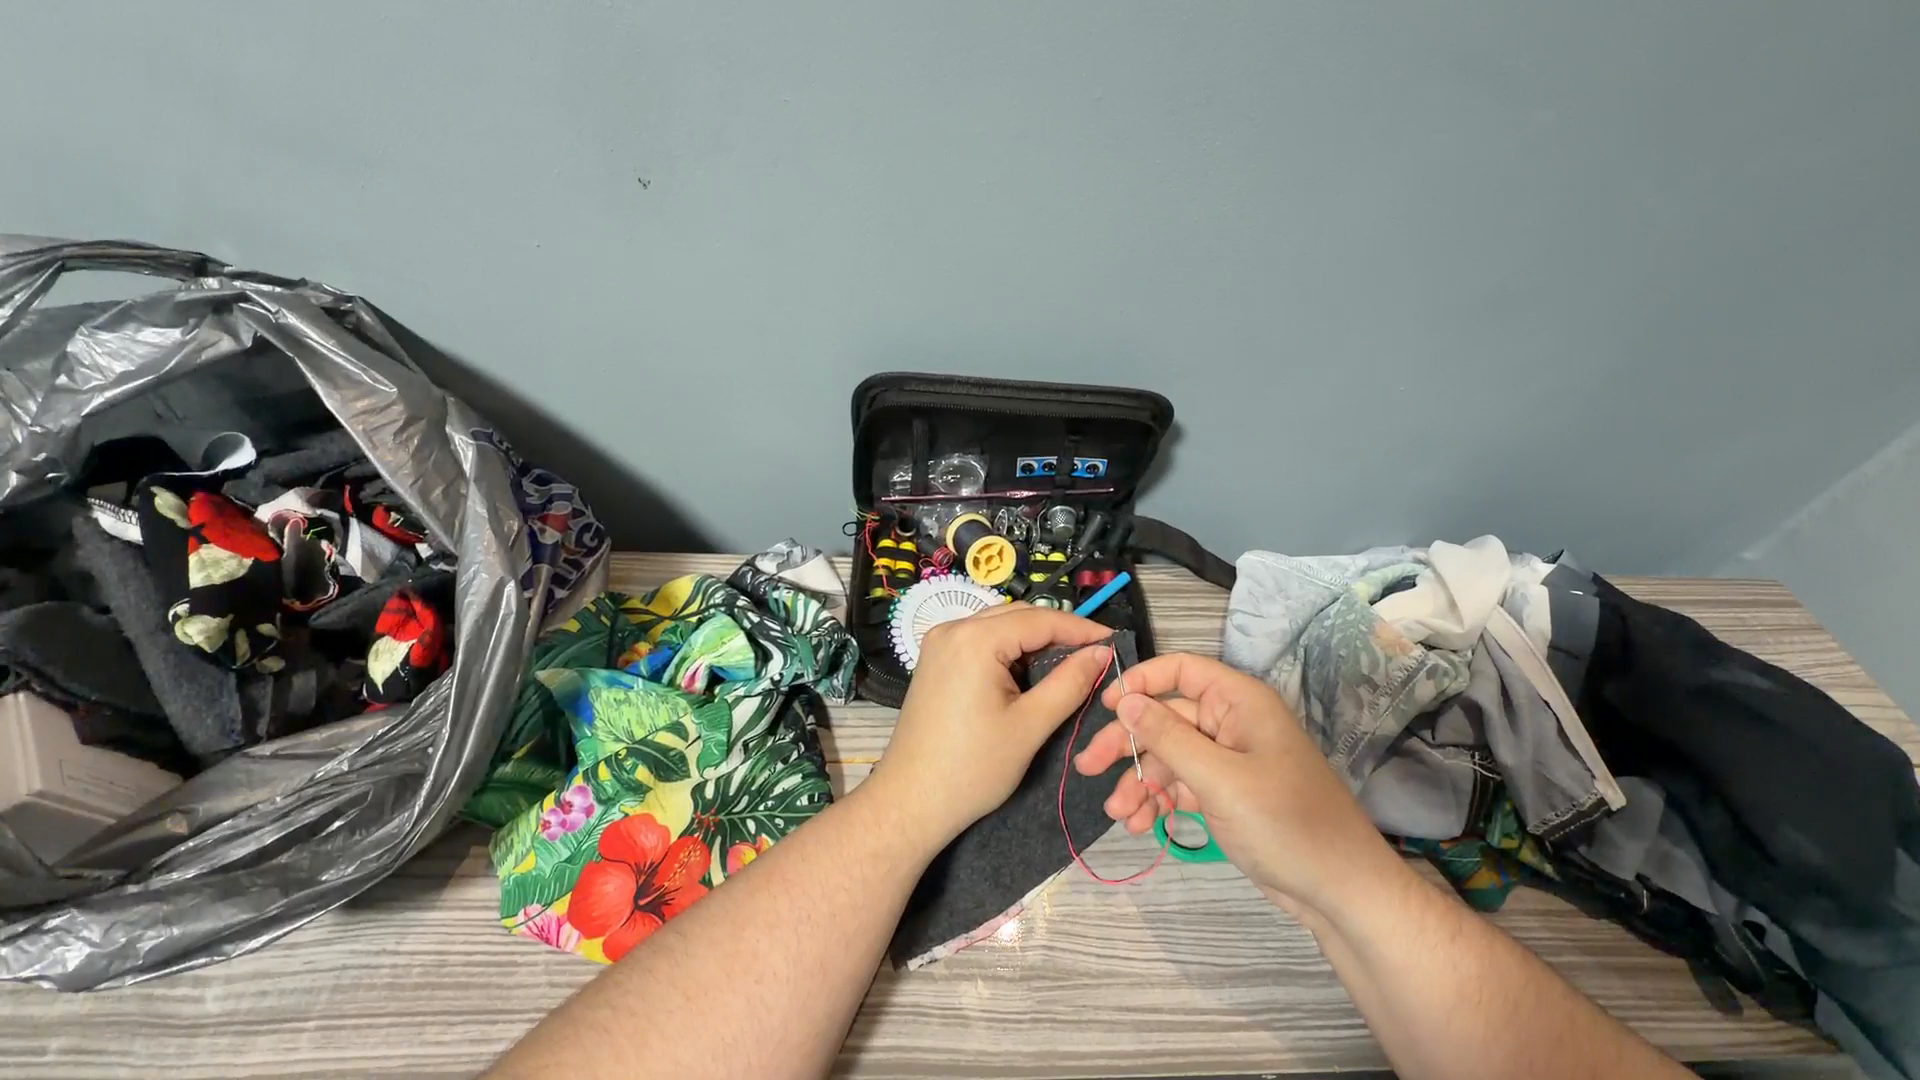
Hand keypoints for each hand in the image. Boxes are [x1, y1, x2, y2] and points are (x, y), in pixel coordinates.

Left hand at [868, 604, 1113, 845]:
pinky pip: (980, 641)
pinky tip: (1029, 674)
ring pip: (999, 626)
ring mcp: (939, 644)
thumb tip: (1102, 652)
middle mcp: (952, 629)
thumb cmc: (972, 768)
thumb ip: (1070, 683)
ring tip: (1069, 665)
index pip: (1041, 620)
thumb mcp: (1030, 726)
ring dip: (1033, 641)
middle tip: (1096, 657)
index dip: (1081, 629)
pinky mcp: (934, 661)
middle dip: (1058, 633)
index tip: (1115, 642)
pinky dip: (1008, 650)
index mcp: (975, 640)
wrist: (910, 800)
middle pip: (1018, 617)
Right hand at [1072, 652, 1399, 915]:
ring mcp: (1228, 761)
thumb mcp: (1219, 779)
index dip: (1141, 682)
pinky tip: (1141, 825)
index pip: (1181, 670)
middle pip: (1165, 719)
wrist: (1338, 891)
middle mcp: (1230, 724)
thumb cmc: (1285, 823)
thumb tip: (1125, 701)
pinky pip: (1181, 786)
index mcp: (1238, 702)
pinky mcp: (1226, 795)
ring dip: (1139, 782)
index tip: (1104, 707)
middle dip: (1127, 745)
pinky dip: (1158, 802)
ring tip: (1118, 813)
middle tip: (1087, 766)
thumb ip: (1168, 737)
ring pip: (1167, 757)